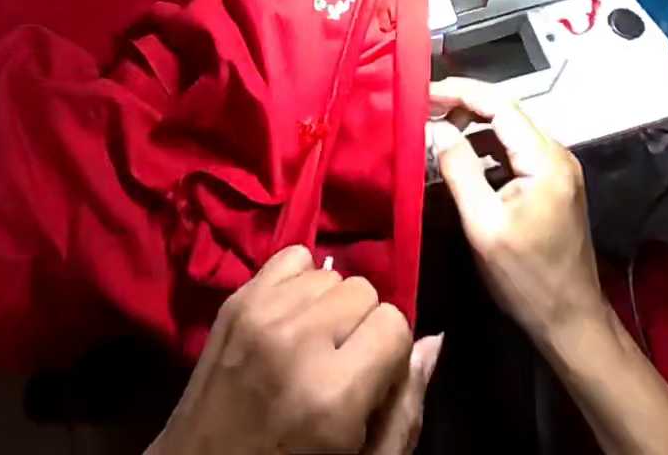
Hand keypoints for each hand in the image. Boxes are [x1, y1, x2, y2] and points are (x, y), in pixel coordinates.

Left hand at [148, 245, 442, 454]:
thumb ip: (406, 410)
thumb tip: (433, 339)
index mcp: (331, 395)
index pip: (395, 323)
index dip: (388, 355)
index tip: (369, 385)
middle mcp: (296, 342)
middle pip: (364, 290)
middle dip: (360, 327)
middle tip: (338, 368)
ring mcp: (260, 315)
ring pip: (331, 273)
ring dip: (329, 306)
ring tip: (310, 346)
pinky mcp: (234, 301)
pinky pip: (293, 257)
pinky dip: (299, 281)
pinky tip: (290, 320)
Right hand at [430, 79, 606, 347]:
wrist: (570, 319)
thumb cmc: (526, 278)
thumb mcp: (484, 226)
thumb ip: (460, 171)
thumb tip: (438, 130)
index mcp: (545, 159)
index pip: (501, 105)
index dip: (462, 92)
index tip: (426, 94)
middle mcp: (557, 153)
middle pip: (508, 111)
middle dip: (466, 105)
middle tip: (427, 111)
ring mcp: (558, 167)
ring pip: (512, 129)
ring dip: (476, 125)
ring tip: (439, 129)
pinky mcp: (553, 181)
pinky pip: (517, 150)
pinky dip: (489, 146)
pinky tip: (466, 156)